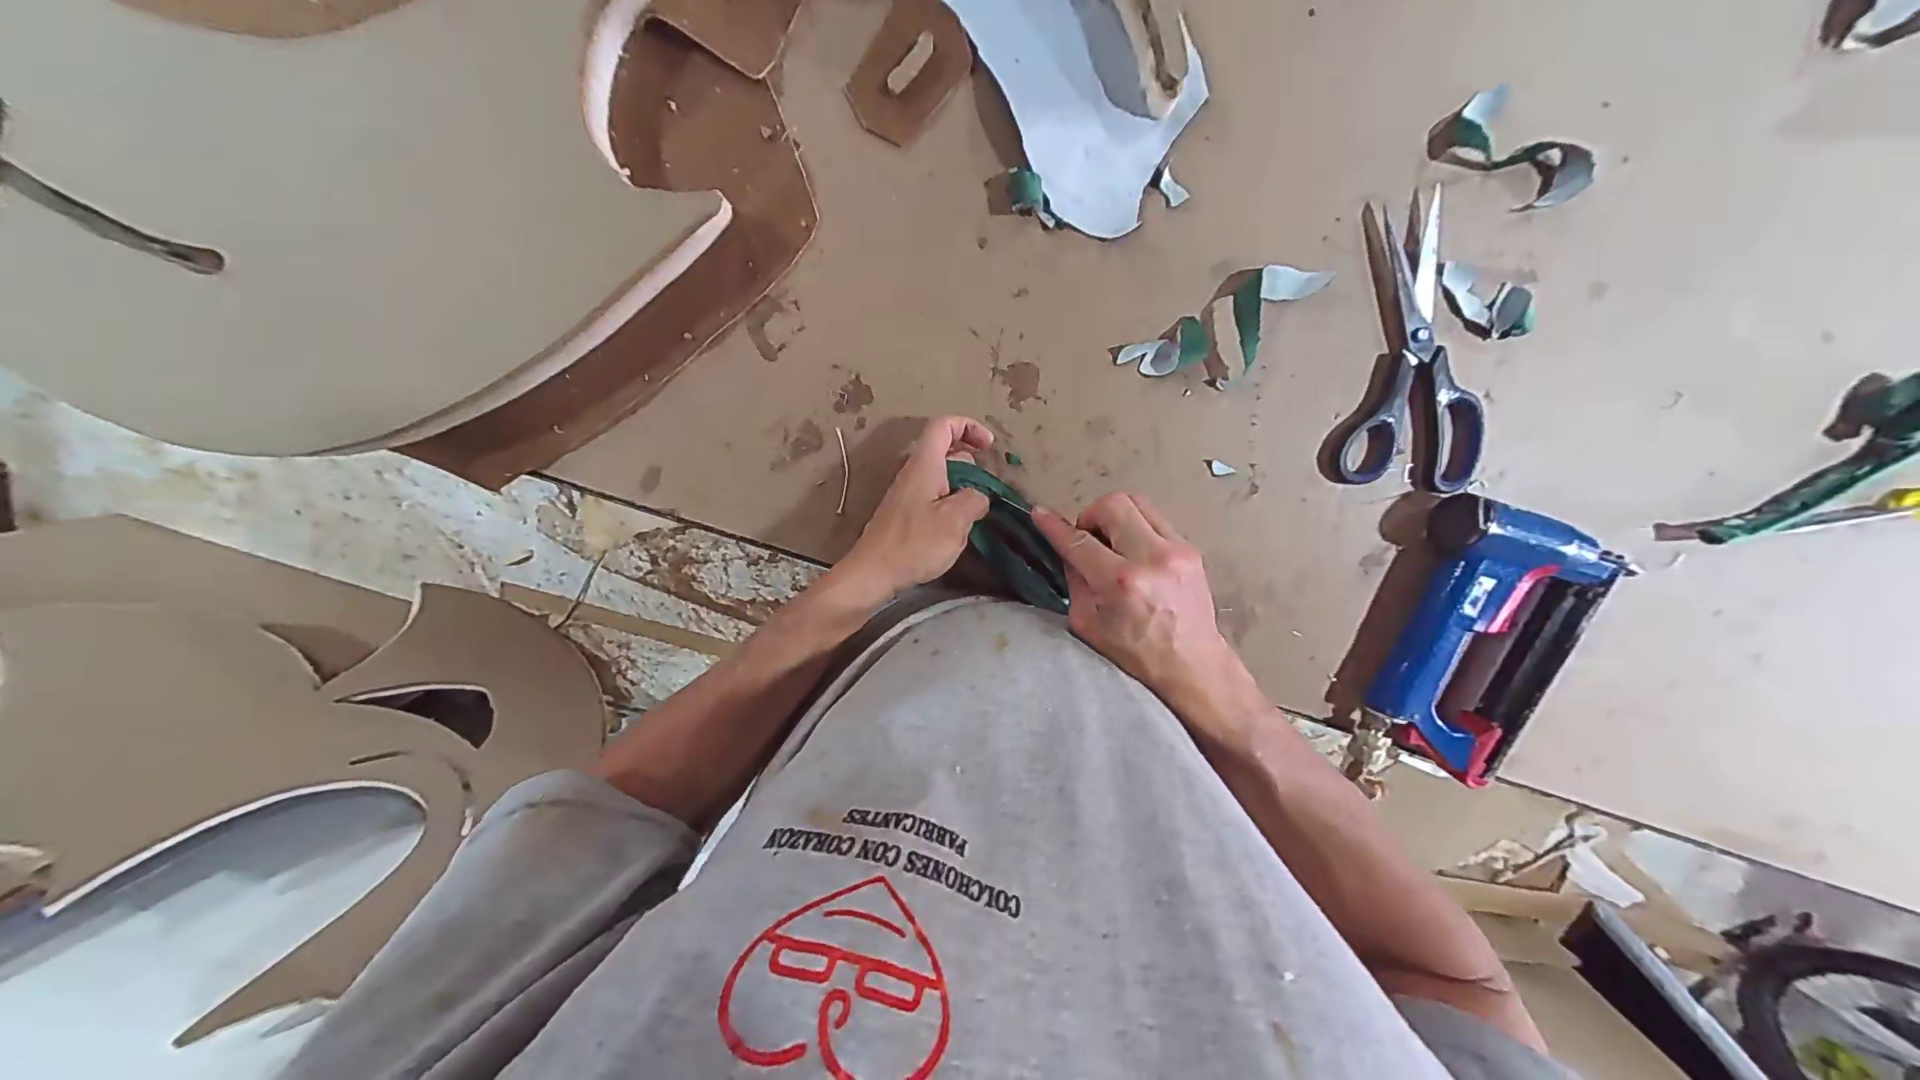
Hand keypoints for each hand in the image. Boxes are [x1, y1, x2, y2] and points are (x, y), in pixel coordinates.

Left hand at [830, 416, 993, 605]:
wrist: (873, 572)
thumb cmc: (915, 544)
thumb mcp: (956, 521)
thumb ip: (974, 500)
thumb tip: (978, 497)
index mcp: (924, 465)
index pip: (943, 425)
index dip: (969, 426)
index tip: (989, 446)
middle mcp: (912, 472)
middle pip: (941, 447)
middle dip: (968, 455)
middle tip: (986, 478)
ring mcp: (906, 493)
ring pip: (937, 472)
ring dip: (960, 480)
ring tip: (976, 504)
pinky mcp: (903, 513)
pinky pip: (931, 493)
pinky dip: (949, 497)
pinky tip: (957, 523)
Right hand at [1032, 493, 1265, 736]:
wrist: (1191, 663)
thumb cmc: (1135, 651)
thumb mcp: (1087, 622)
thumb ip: (1075, 579)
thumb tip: (1068, 547)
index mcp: (1121, 582)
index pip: (1079, 541)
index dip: (1054, 526)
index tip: (1040, 514)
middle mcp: (1152, 558)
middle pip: (1112, 505)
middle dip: (1090, 516)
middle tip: (1087, 538)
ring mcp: (1177, 550)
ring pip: (1136, 502)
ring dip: (1114, 516)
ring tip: (1110, 542)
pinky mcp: (1191, 549)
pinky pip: (1155, 518)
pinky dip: (1136, 528)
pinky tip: (1133, 551)